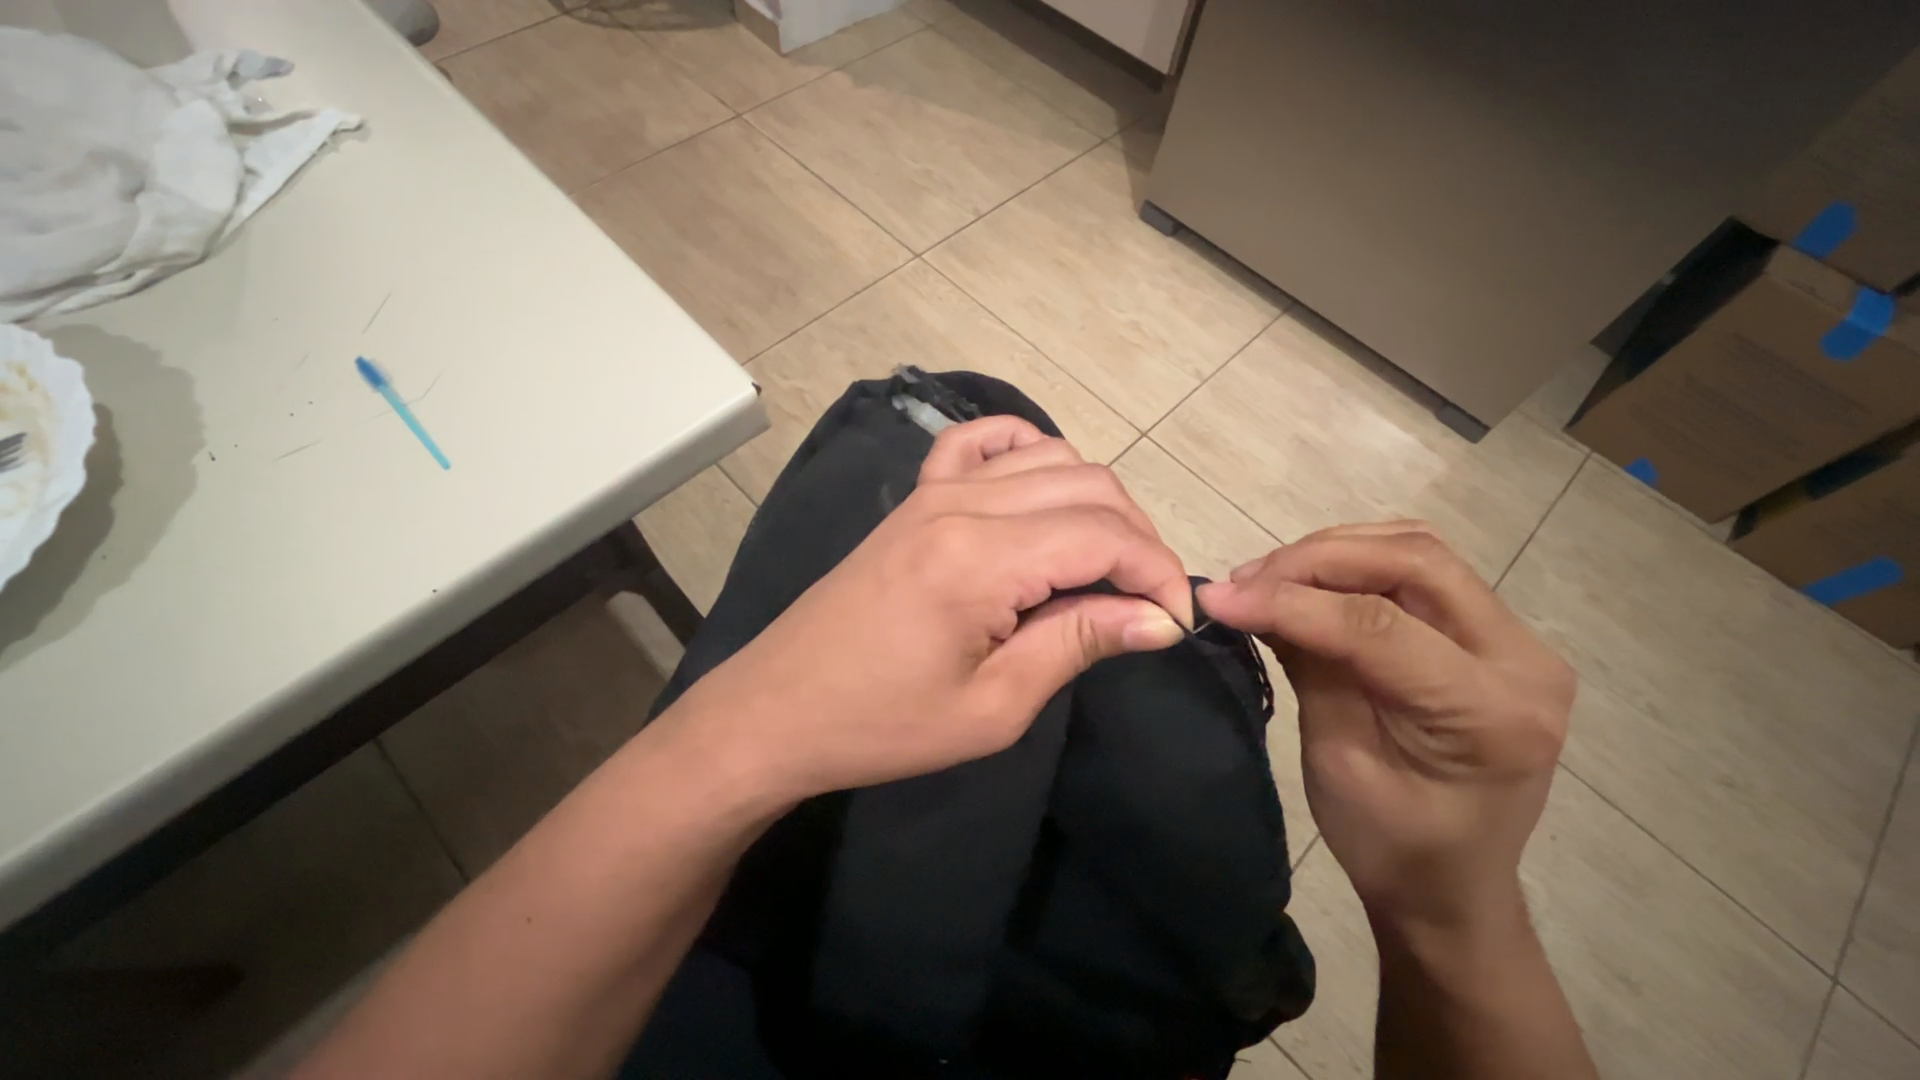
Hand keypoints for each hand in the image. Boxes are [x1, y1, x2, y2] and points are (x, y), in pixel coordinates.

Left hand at [670, 416, 1194, 807]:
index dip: (1157, 573)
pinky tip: (1042, 490)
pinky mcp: (913, 497)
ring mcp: (933, 489)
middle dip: (1138, 538)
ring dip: (1096, 503)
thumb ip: (1079, 643)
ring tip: (1105, 565)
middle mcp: (961, 502)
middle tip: (1146, 602)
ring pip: (1048, 458)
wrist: (778, 710)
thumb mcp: (994, 706)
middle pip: (1089, 486)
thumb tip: (1159, 619)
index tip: (1173, 622)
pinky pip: (981, 443)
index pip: (1105, 535)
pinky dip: (1028, 452)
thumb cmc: (883, 725)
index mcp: (981, 557)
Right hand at [1195, 523, 1574, 932]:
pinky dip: (1358, 562)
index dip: (1290, 601)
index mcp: (1489, 713)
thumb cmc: (1388, 841)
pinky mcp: (1494, 633)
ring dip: (1335, 551)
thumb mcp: (1336, 757)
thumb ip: (1308, 664)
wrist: (1449, 881)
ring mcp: (1517, 641)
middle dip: (1316, 558)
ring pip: (1419, 550)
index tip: (1218, 598)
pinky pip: (1423, 569)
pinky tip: (1310, 582)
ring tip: (1268, 578)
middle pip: (1414, 561)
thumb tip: (1247, 597)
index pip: (1379, 625)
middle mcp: (1522, 661)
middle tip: (1245, 581)